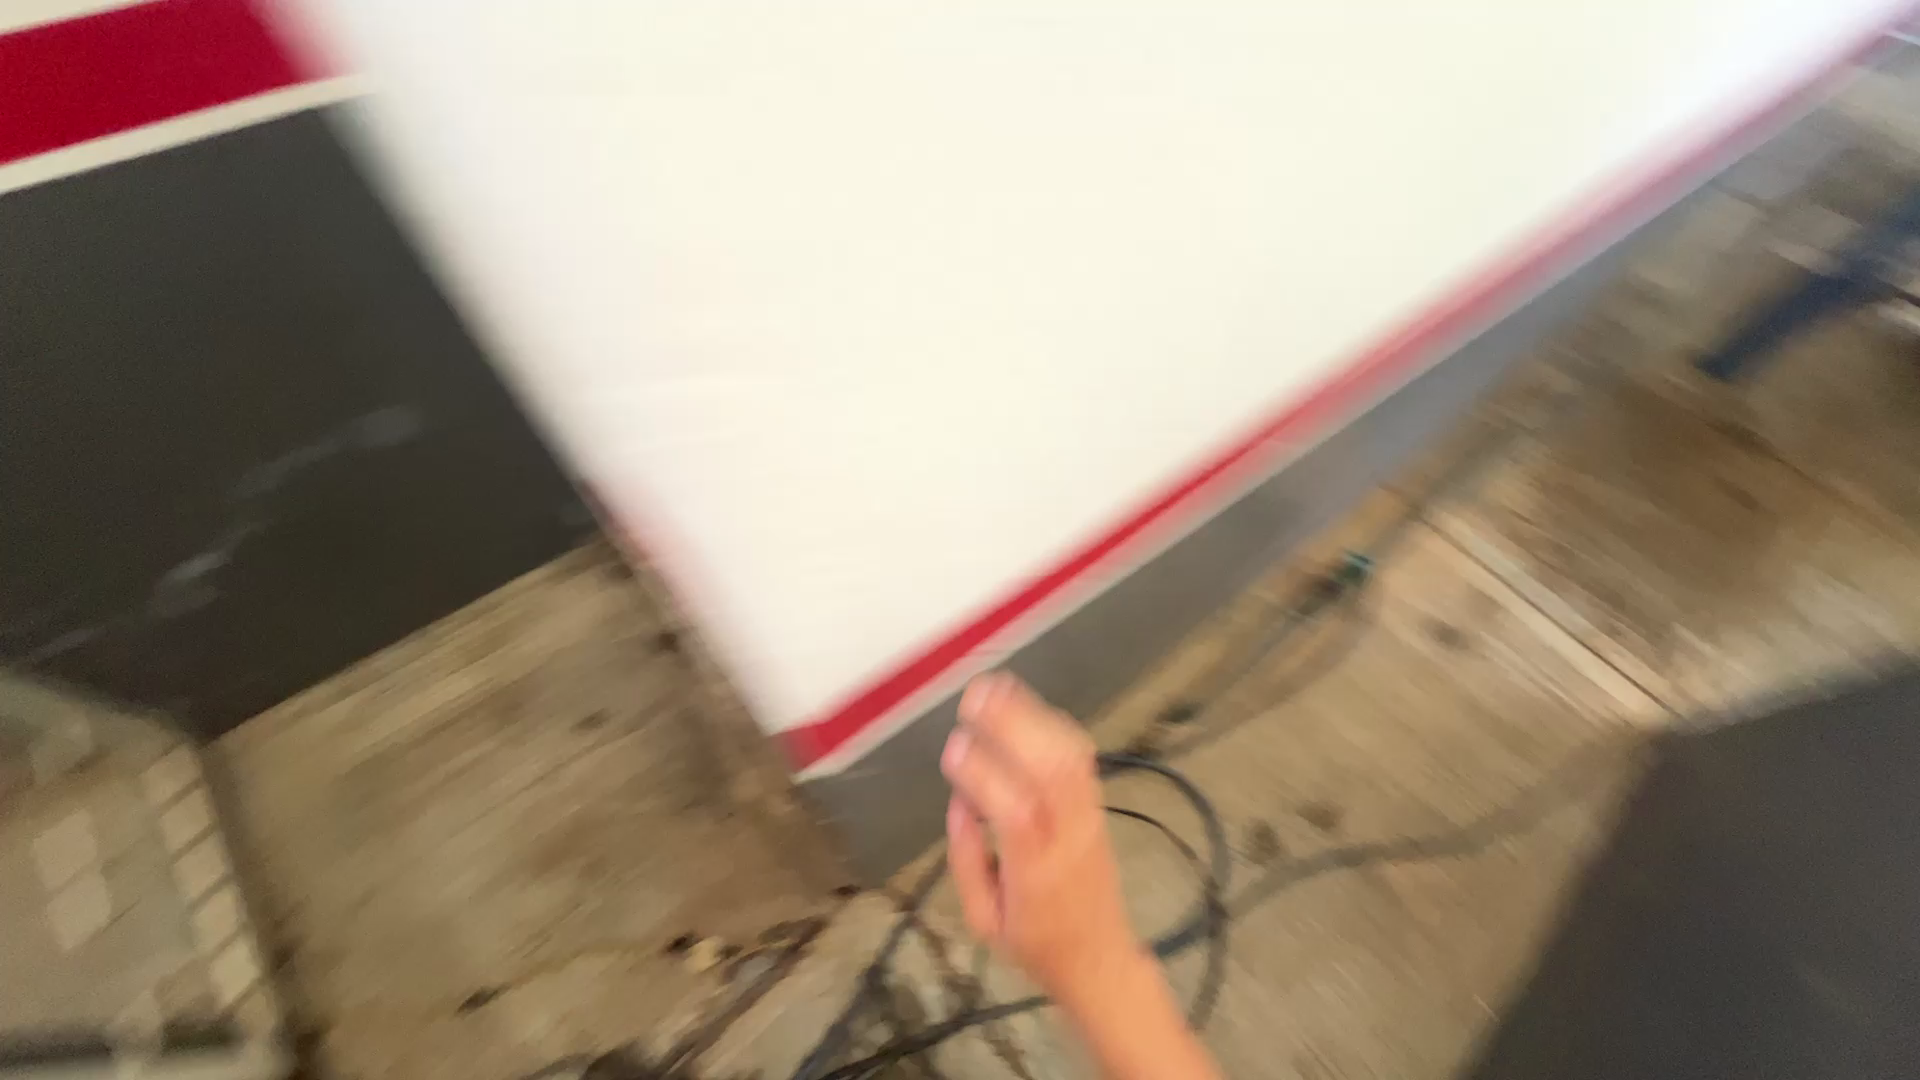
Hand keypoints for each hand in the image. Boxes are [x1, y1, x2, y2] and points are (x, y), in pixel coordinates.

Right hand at [940, 673, 1142, 1004]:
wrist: (1101, 957)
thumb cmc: (1036, 943)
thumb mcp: (983, 921)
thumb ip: (966, 861)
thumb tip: (959, 802)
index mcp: (1035, 871)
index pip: (1015, 813)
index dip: (984, 775)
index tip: (953, 746)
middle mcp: (1068, 835)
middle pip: (1050, 769)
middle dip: (1012, 726)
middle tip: (974, 697)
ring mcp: (1089, 815)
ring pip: (1069, 755)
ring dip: (1032, 715)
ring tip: (995, 688)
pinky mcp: (1097, 803)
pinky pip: (1080, 755)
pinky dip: (1052, 723)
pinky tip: (1025, 706)